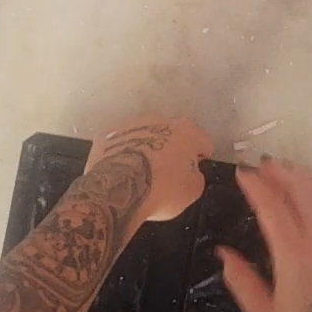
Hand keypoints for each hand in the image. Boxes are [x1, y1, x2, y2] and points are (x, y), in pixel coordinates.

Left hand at [88, 117, 212, 222]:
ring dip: (146, 149)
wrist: (119, 189)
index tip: (194, 171)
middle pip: (172, 134)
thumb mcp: (192, 191)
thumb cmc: (162, 190)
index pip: (203, 143)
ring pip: (145, 136)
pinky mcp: (107, 134)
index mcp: (187, 132)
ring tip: (140, 174)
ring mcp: (131, 124)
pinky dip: (122, 153)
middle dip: (172, 150)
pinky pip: (121, 143)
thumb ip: (196, 176)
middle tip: (167, 174)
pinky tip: (121, 172)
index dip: (200, 159)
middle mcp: (160, 120)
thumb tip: (192, 172)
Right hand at [217, 159, 311, 311]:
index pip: (273, 208)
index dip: (256, 187)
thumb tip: (223, 253)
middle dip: (281, 173)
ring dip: (303, 178)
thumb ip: (242, 282)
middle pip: (302, 192)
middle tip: (263, 163)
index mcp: (295, 258)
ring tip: (285, 169)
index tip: (242, 173)